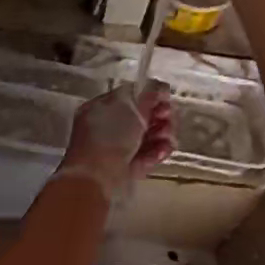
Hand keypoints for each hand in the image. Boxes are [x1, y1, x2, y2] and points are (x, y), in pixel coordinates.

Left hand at [54, 82, 174, 202]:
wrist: (96, 178)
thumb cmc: (109, 136)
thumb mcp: (129, 108)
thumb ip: (148, 94)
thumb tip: (161, 86)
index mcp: (102, 108)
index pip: (130, 97)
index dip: (151, 96)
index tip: (166, 99)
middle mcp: (108, 127)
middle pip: (141, 117)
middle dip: (160, 116)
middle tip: (168, 119)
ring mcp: (117, 149)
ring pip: (147, 137)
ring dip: (162, 134)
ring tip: (167, 138)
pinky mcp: (127, 168)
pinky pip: (146, 155)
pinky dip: (157, 151)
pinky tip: (164, 150)